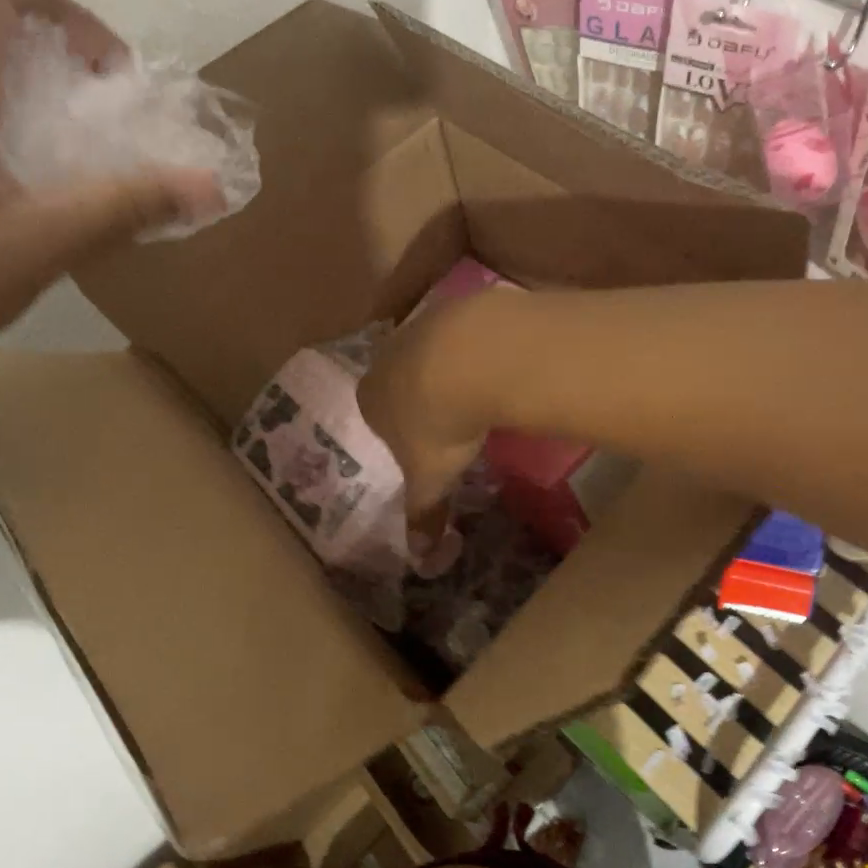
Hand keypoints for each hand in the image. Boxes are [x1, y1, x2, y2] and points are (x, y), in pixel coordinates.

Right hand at [357, 294, 498, 519]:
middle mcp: (386, 357)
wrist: (470, 359)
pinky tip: (497, 364)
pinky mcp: (455, 308)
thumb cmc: (439, 426)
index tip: (427, 441)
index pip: (375, 412)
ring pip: (430, 351)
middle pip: (401, 377)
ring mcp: (420, 326)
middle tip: (455, 417)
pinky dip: (476, 347)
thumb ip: (424, 515)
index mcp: (370, 397)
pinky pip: (463, 332)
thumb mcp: (431, 479)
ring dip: (450, 368)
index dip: (399, 428)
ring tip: (481, 391)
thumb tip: (421, 560)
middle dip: (422, 395)